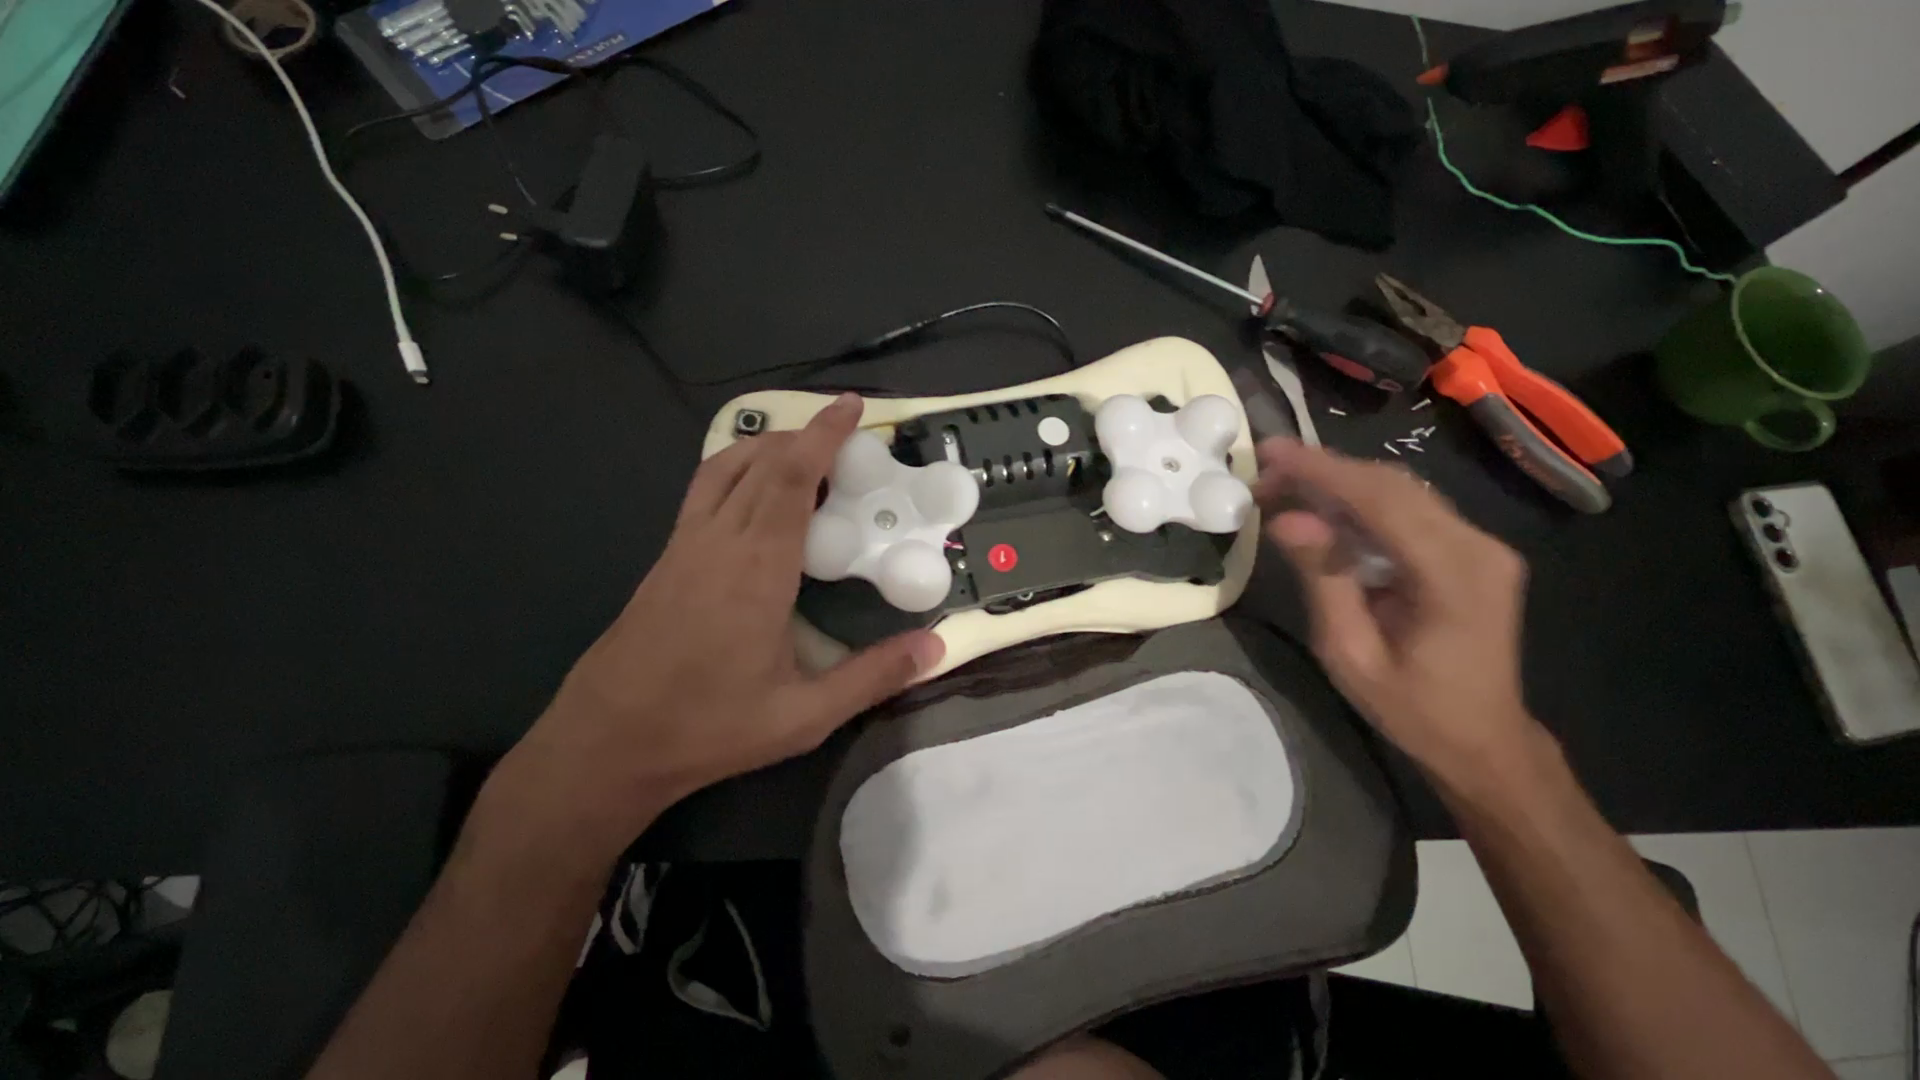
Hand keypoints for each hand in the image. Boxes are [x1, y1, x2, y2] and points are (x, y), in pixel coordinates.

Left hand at [494, 394, 943, 857]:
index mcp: (757, 569)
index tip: (851, 408)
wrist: (607, 741)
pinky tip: (754, 493)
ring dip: (767, 446)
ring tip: (805, 451)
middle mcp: (718, 541)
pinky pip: (704, 491)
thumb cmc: (708, 728)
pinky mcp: (666, 558)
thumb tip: (935, 645)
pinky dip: (737, 469)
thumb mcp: (802, 717)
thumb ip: (871, 678)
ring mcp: (684, 546)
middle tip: (845, 432)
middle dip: (805, 434)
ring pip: (724, 468)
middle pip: (761, 462)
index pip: (791, 479)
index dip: (823, 436)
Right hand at [1252, 439, 1537, 778]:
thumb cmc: (1415, 710)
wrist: (1484, 742)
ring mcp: (1482, 546)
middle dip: (1325, 472)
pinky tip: (1325, 510)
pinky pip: (1412, 511)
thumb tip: (1286, 519)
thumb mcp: (1351, 654)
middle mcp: (1478, 546)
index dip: (1322, 471)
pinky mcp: (1473, 552)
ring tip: (1283, 487)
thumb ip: (1323, 579)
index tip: (1269, 452)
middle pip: (1394, 486)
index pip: (1382, 500)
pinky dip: (1364, 503)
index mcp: (1454, 574)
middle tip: (1265, 472)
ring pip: (1403, 492)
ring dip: (1342, 484)